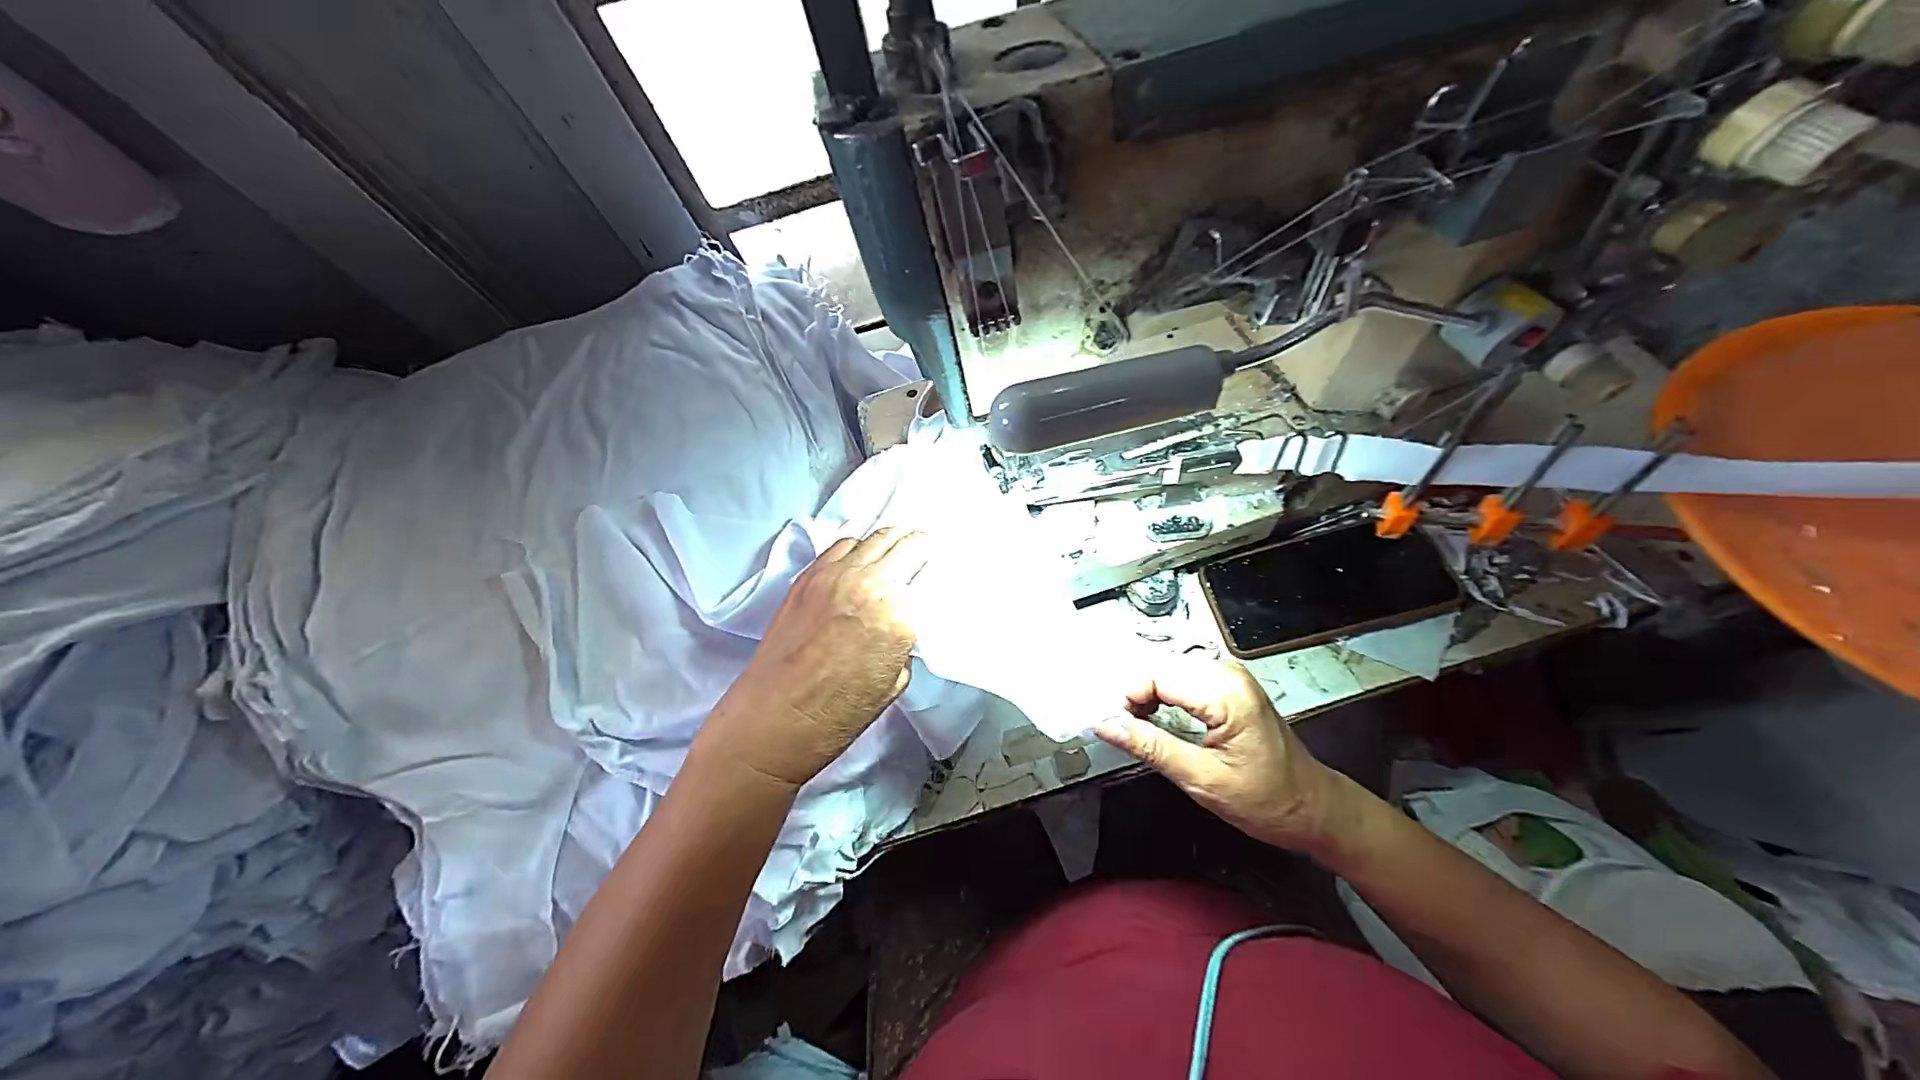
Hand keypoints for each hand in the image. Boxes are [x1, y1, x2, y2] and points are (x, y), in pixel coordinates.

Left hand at [711, 528, 928, 789]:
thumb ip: (904, 641)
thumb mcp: (895, 682)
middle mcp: (871, 586)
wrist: (777, 717)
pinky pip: (842, 546)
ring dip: (889, 543)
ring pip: (875, 538)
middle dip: (918, 548)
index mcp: (900, 616)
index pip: (929, 577)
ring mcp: (837, 576)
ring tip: (894, 549)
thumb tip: (903, 621)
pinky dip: (857, 548)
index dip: (935, 575)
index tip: (934, 575)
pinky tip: (859, 559)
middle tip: (923, 550)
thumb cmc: (836, 713)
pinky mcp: (809, 576)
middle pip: (907, 545)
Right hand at [1093, 656, 1363, 855]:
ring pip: (1167, 672)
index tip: (1116, 725)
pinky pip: (1183, 679)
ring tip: (1143, 729)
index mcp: (1227, 693)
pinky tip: (1160, 720)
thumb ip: (1150, 746)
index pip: (1155, 675)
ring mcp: (1231, 677)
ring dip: (1148, 697)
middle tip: (1126, 731)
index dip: (1127, 699)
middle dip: (1136, 697)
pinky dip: (1164, 697)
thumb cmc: (1270, 800)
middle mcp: (1230, 675)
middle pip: (1159, 669)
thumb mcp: (1201, 779)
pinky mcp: (1229, 685)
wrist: (1313, 808)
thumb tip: (1108, 725)